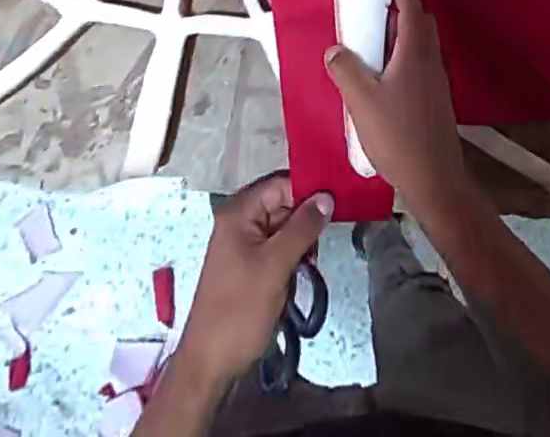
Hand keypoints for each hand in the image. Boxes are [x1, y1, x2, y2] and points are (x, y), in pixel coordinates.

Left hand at [170, 173, 331, 387]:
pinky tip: (305, 267)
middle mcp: (241, 221)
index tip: (339, 198)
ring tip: (312, 258)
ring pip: (288, 224)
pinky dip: (296, 253)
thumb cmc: (239, 310)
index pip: (282, 183)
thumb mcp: (275, 265)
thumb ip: (303, 226)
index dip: (309, 189)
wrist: (210, 366)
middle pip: (286, 202)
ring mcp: (246, 243)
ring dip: (305, 238)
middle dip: (309, 217)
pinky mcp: (253, 263)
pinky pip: (282, 245)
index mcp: (239, 212)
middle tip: (326, 236)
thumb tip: (328, 195)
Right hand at [325, 0, 475, 218]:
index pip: (412, 8)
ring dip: (404, 34)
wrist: (433, 176)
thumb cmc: (398, 135)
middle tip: (375, 11)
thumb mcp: (361, 101)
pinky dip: (406, 56)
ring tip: (375, 42)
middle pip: (422, 23)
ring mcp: (437, 79)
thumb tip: (335, 49)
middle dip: (402, 10)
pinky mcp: (436, 97)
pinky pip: (421, 63)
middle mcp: (431, 60)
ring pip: (423, 44)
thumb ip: (345, 69)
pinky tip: (386, 75)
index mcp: (416, 52)